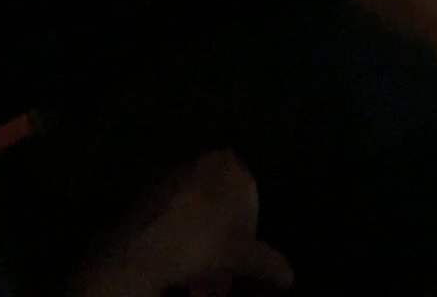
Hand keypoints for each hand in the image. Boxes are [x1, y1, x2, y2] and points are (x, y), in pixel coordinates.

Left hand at [69, 150, 293, 296]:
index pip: (250, 194)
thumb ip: (269, 262)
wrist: (147, 244)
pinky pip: (175, 206)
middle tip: (221, 262)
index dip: (247, 227)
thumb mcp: (243, 257)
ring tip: (199, 264)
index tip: (240, 253)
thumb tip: (289, 277)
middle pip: (222, 198)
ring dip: (203, 230)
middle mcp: (204, 159)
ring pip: (198, 203)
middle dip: (224, 231)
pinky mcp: (153, 183)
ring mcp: (176, 169)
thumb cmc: (204, 243)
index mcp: (230, 166)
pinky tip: (177, 251)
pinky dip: (180, 226)